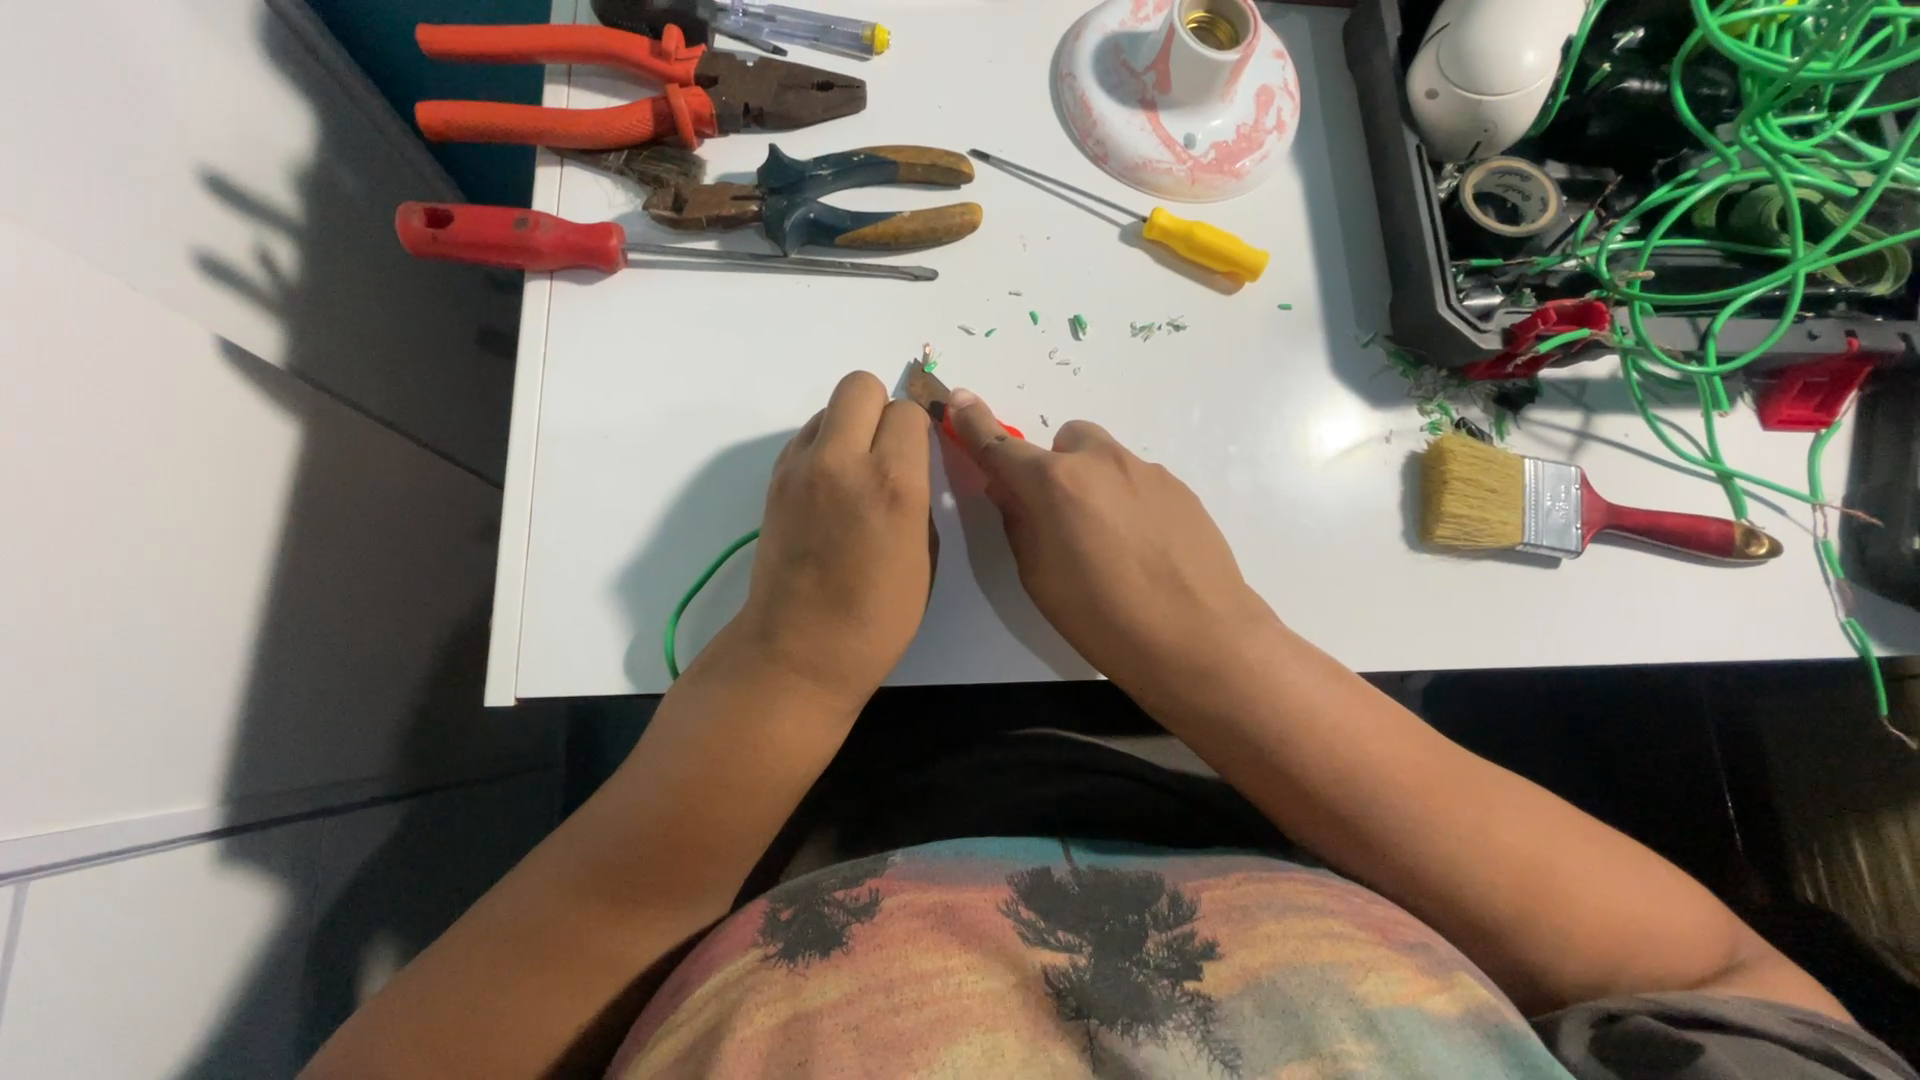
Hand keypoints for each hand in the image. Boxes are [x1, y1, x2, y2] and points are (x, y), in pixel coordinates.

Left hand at [703, 372, 933, 703]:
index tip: (919, 458)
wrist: (800, 649)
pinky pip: (805, 439)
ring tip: (855, 473)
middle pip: (860, 385)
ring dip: (848, 428)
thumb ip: (918, 496)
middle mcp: (843, 461)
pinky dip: (823, 449)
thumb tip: (907, 468)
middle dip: (880, 409)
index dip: (918, 432)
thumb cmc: (878, 618)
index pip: (909, 412)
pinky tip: (830, 490)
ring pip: (828, 408)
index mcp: (893, 482)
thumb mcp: (925, 555)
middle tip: (886, 451)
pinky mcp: (775, 482)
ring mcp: (800, 468)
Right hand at [945, 389, 1280, 710]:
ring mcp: (1146, 471)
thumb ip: (1019, 522)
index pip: (1000, 445)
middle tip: (1062, 517)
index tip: (960, 399)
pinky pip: (1139, 481)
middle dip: (1055, 467)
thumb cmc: (1102, 618)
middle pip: (1064, 441)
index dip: (974, 422)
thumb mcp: (1039, 578)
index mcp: (1054, 484)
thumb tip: (1010, 489)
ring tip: (1112, 543)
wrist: (1198, 637)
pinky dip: (1130, 502)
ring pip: (1106, 460)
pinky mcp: (1180, 488)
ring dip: (1095, 484)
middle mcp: (1100, 463)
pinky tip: (1144, 550)